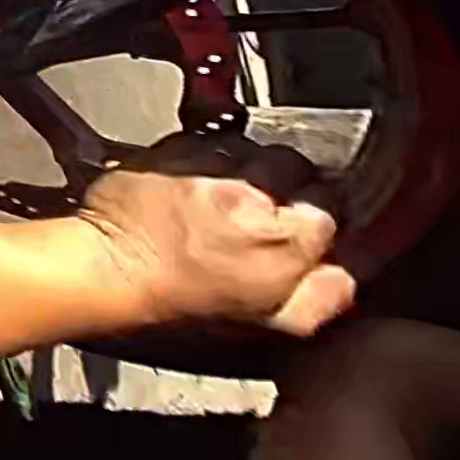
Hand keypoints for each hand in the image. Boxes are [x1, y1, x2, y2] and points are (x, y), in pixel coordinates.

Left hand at [79, 136, 356, 336]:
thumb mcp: (279, 320)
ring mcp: (196, 168)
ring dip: (239, 161)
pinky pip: (193, 139)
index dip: (315, 208)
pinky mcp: (158, 154)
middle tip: (265, 196)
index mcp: (282, 237)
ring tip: (225, 184)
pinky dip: (197, 152)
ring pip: (240, 145)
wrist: (114, 266)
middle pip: (287, 162)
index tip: (299, 216)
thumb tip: (346, 266)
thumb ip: (328, 292)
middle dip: (284, 175)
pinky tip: (191, 173)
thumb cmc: (187, 298)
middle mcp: (243, 194)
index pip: (328, 203)